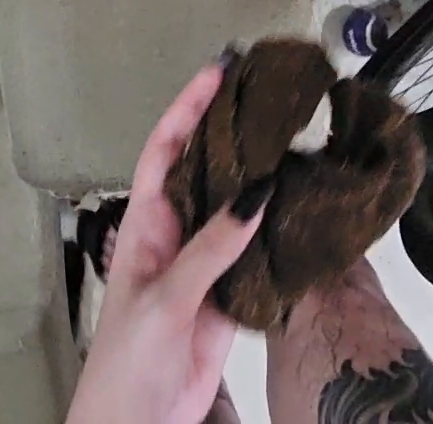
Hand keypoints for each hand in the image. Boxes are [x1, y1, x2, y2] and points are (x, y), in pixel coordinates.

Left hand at [66, 64, 269, 423]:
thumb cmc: (128, 361)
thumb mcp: (164, 298)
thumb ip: (209, 248)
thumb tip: (255, 193)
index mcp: (147, 221)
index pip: (166, 148)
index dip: (188, 107)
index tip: (217, 72)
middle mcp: (178, 230)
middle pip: (206, 166)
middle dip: (231, 128)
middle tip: (268, 93)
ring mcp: (206, 259)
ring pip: (236, 203)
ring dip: (260, 172)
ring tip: (294, 134)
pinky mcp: (232, 290)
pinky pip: (258, 248)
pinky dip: (279, 225)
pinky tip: (303, 202)